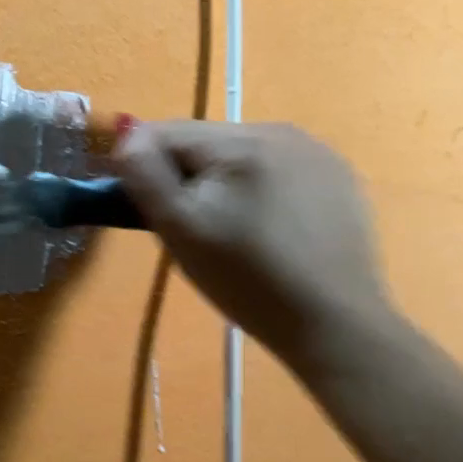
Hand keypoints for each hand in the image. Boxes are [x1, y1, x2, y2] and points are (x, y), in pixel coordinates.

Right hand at [113, 120, 390, 365]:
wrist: (337, 330)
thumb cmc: (247, 279)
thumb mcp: (176, 225)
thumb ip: (141, 170)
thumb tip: (125, 133)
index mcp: (243, 141)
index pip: (162, 133)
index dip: (145, 170)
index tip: (151, 212)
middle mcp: (282, 131)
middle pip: (199, 140)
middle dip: (184, 175)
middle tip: (190, 225)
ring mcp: (317, 153)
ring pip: (232, 153)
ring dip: (217, 180)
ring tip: (227, 227)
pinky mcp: (337, 176)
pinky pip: (269, 167)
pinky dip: (254, 188)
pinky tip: (265, 226)